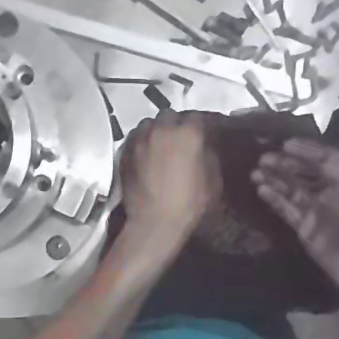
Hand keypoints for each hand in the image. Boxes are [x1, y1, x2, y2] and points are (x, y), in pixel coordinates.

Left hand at [121, 111, 218, 252]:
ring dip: (156, 131)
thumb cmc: (189, 204)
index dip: (200, 126)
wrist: (154, 222)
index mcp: (188, 133)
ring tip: (160, 145)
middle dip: (175, 125)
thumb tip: (205, 146)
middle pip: (170, 116)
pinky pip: (135, 138)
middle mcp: (162, 129)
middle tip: (179, 141)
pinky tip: (145, 155)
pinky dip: (142, 141)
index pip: (197, 116)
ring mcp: (140, 139)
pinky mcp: (125, 151)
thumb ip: (210, 155)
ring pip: (149, 124)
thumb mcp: (214, 180)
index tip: (201, 136)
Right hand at [253, 138, 338, 303]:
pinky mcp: (305, 228)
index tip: (285, 143)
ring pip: (291, 188)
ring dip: (274, 178)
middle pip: (305, 172)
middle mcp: (334, 191)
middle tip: (263, 156)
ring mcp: (318, 210)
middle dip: (285, 163)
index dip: (306, 150)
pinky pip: (286, 208)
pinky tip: (261, 188)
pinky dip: (273, 198)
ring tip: (256, 171)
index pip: (326, 158)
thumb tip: (320, 160)